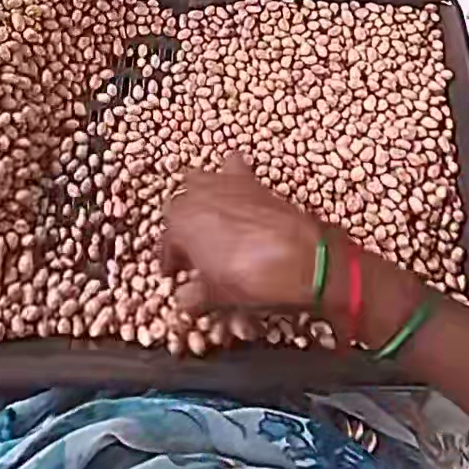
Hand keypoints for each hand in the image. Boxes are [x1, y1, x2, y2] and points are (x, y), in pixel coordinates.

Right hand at [161, 153, 323, 312]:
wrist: (301, 259)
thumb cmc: (256, 276)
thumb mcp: (218, 296)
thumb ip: (195, 295)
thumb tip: (186, 299)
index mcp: (180, 223)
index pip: (167, 241)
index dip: (171, 260)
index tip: (176, 272)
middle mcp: (196, 195)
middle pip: (179, 208)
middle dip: (184, 226)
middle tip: (194, 250)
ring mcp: (223, 183)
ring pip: (199, 182)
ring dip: (200, 198)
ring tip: (210, 221)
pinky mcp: (249, 180)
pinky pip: (232, 168)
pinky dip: (230, 176)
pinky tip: (236, 192)